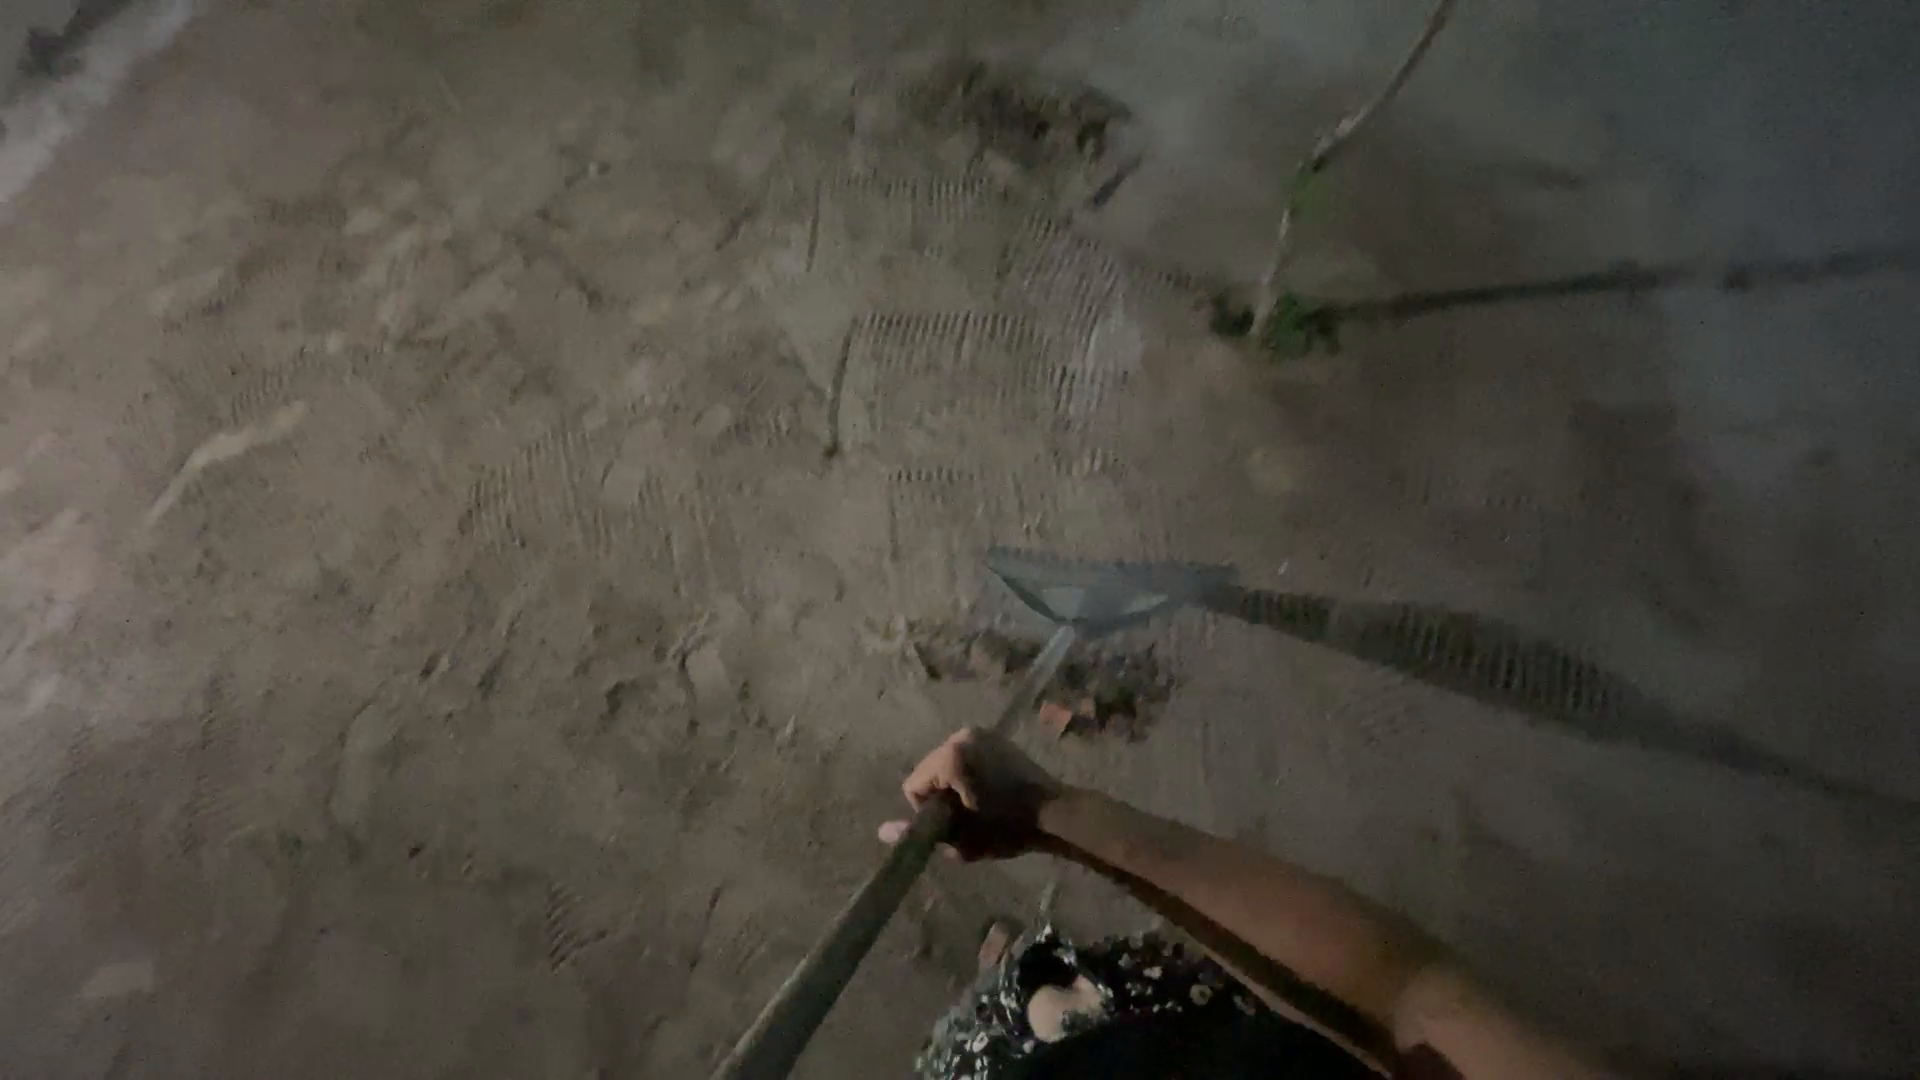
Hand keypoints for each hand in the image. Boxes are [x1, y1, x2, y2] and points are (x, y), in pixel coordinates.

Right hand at [878, 727, 1064, 860]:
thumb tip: (881, 832)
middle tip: (969, 816)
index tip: (956, 823)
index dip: (928, 812)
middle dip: (940, 794)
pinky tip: (990, 789)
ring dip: (954, 783)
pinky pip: (966, 755)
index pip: (914, 786)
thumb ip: (918, 832)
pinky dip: (969, 771)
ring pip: (946, 763)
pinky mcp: (994, 735)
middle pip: (929, 771)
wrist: (1053, 812)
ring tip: (981, 803)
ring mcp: (979, 732)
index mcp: (950, 756)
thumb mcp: (961, 838)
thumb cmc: (1006, 829)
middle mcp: (961, 736)